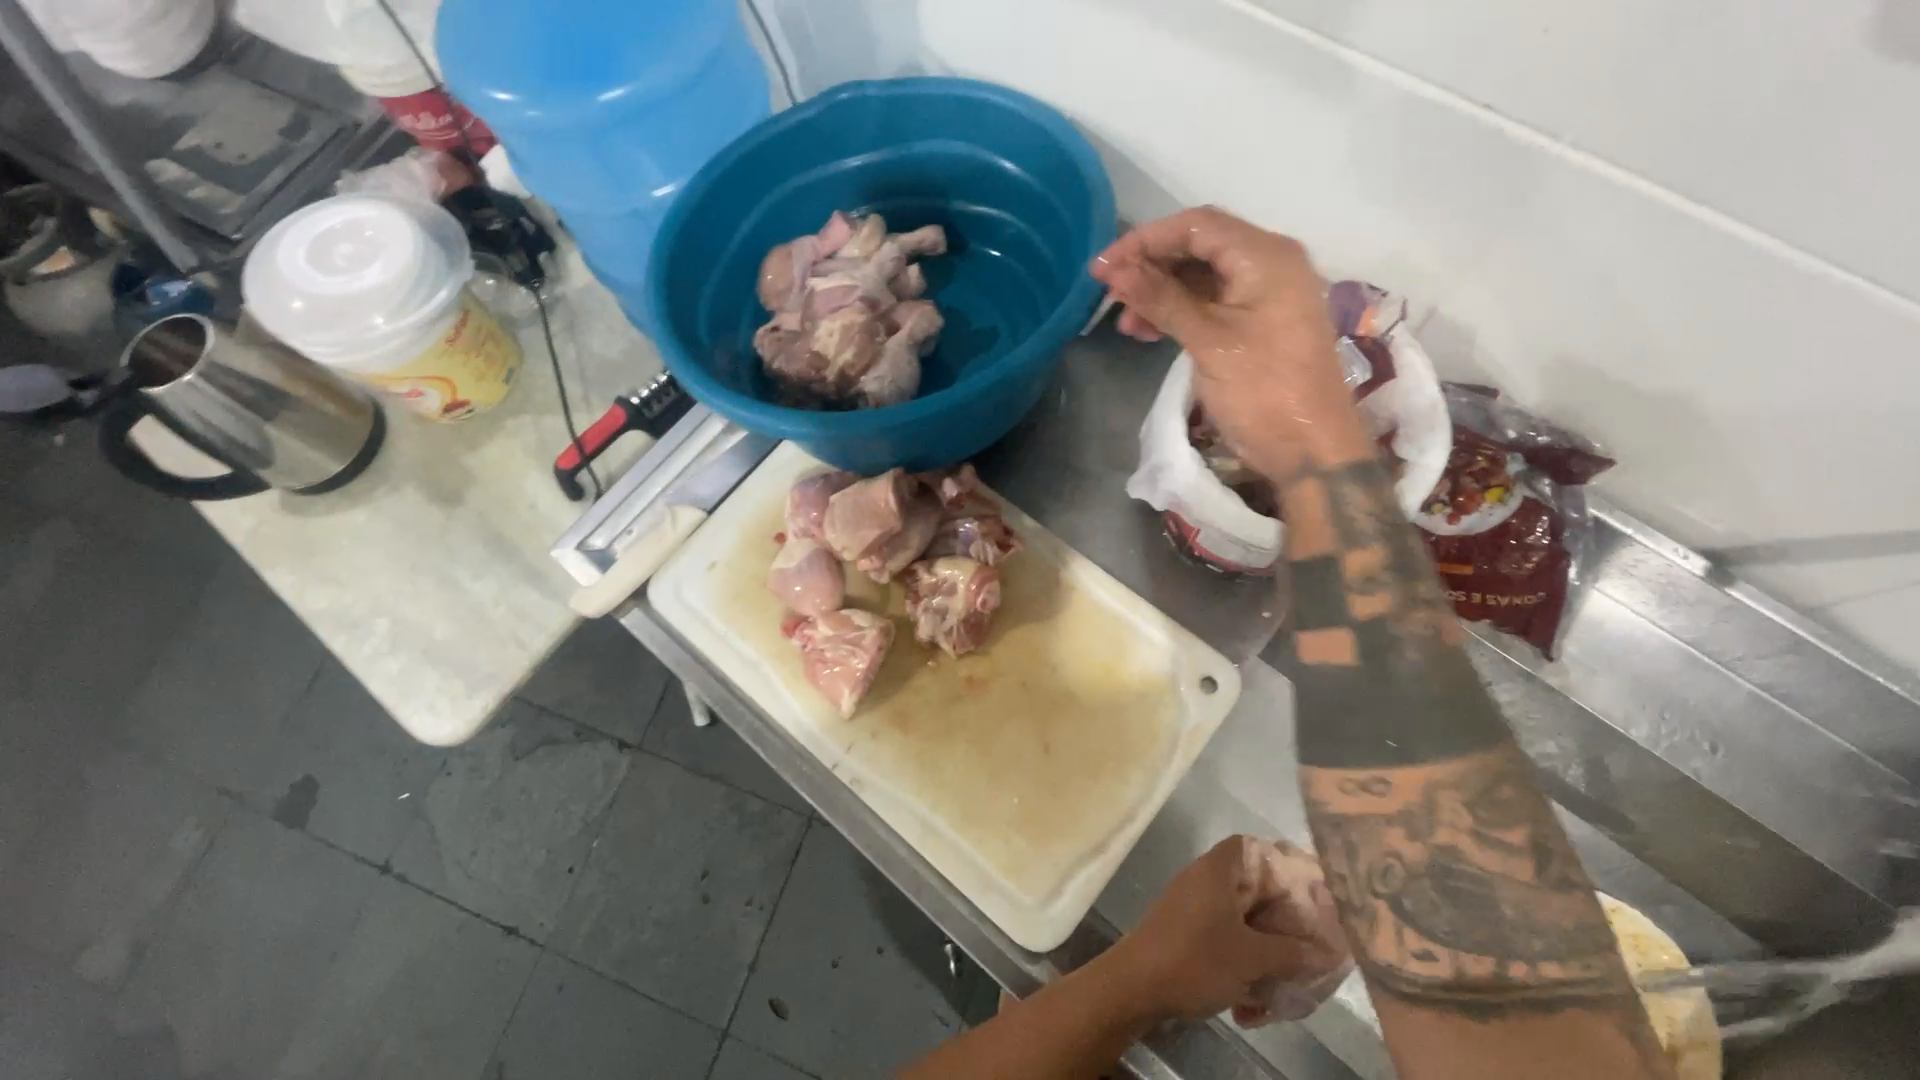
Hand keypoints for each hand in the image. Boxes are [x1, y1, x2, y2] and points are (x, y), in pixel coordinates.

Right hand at [1090, 207, 1370, 481]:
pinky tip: (1149, 332)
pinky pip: (1213, 301)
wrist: (1310, 448)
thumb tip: (1113, 270)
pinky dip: (1180, 311)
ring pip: (1202, 276)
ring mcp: (1267, 293)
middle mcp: (1270, 262)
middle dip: (1150, 267)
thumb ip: (1161, 298)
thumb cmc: (1263, 390)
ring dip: (1160, 293)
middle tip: (1109, 295)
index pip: (1196, 225)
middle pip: (1199, 246)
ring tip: (1126, 323)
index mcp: (1265, 256)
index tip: (1103, 267)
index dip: (1145, 240)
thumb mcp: (1207, 341)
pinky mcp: (1260, 321)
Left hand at [1109, 835, 1347, 1021]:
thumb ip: (1291, 952)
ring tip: (1284, 982)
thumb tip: (1324, 952)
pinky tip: (1252, 1002)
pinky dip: (1240, 964)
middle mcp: (1203, 881)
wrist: (1134, 987)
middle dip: (1281, 922)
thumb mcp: (1251, 958)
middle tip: (1307, 948)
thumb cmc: (1196, 960)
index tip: (1309, 895)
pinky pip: (1223, 941)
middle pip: (1253, 889)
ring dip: (1263, 951)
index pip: (1254, 848)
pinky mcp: (1184, 934)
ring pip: (1240, 921)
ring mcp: (1192, 908)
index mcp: (1218, 870)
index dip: (1283, 865)